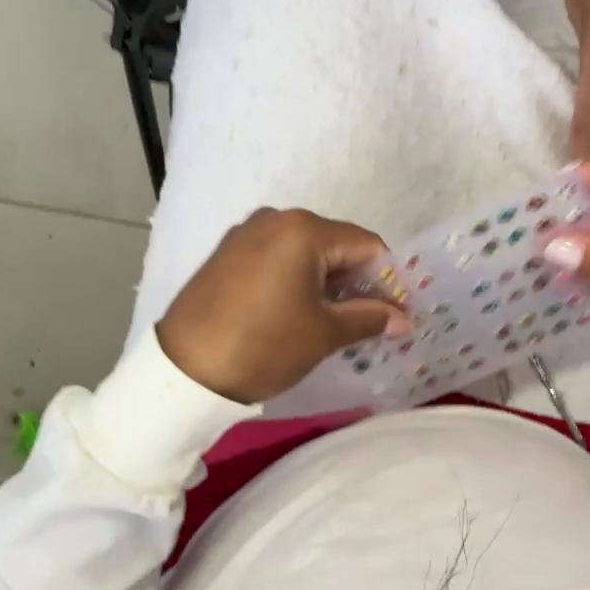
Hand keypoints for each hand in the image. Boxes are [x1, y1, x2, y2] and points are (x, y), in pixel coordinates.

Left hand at [157, 208, 410, 404]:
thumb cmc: (264, 346)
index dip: (386, 280)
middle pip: (335, 245)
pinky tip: (296, 313)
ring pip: (305, 253)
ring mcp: (245, 234)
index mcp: (303, 229)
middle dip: (355, 282)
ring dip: (326, 283)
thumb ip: (369, 319)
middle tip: (366, 322)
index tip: (393, 314)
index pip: (366, 245)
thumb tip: (404, 319)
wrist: (185, 371)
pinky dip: (295, 281)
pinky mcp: (226, 254)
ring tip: (331, 323)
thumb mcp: (324, 334)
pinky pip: (276, 259)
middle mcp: (274, 219)